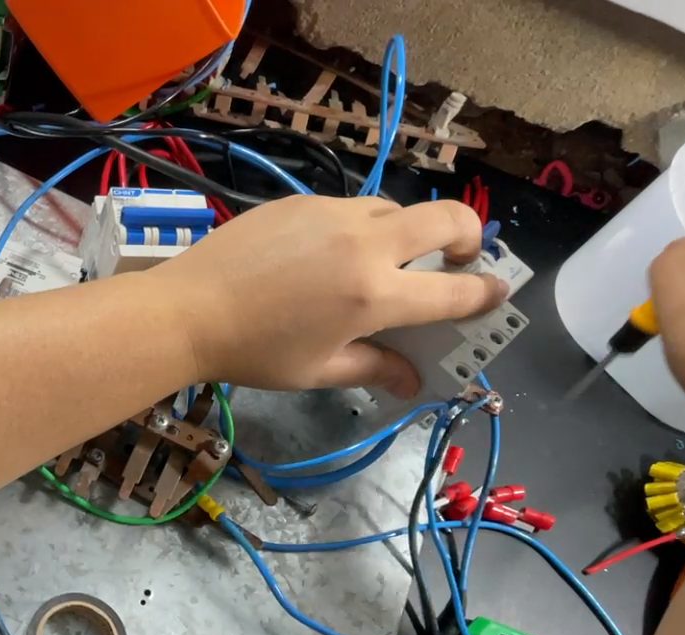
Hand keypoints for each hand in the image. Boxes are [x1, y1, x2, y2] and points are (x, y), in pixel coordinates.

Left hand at [147, 195, 507, 393]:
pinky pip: (348, 207)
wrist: (187, 312)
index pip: (453, 293)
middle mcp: (366, 244)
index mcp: (374, 296)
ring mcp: (333, 214)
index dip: (483, 296)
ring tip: (381, 260)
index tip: (496, 294)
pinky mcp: (302, 200)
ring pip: (394, 208)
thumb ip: (372, 370)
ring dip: (405, 231)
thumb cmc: (252, 353)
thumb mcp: (315, 372)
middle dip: (468, 236)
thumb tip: (413, 384)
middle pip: (448, 218)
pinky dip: (356, 227)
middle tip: (457, 257)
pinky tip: (325, 254)